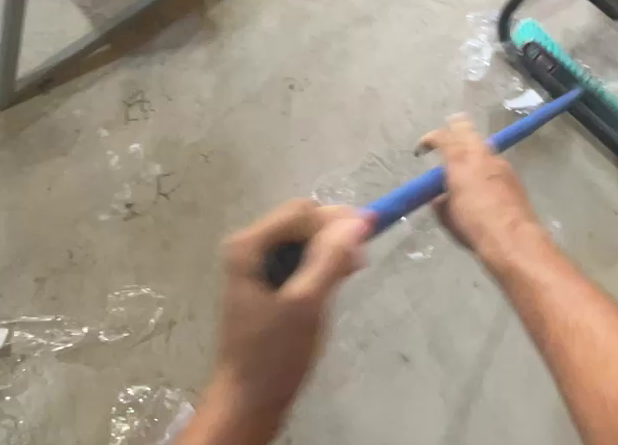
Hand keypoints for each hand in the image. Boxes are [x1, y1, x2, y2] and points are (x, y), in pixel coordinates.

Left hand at [207, 199, 368, 429]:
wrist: (247, 403)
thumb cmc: (274, 354)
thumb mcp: (306, 305)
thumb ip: (330, 259)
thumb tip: (359, 220)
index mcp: (250, 245)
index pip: (301, 213)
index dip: (335, 218)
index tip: (370, 233)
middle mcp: (249, 246)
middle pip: (300, 222)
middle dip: (333, 233)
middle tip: (362, 257)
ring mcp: (256, 264)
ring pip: (302, 240)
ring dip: (329, 249)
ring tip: (353, 270)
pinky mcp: (265, 282)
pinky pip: (298, 258)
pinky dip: (320, 264)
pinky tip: (337, 279)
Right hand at [418, 114, 545, 266]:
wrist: (514, 239)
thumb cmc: (474, 228)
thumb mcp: (448, 218)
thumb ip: (441, 202)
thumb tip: (439, 198)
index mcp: (458, 162)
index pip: (441, 137)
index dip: (429, 139)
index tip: (422, 149)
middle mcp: (480, 155)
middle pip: (466, 128)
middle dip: (454, 128)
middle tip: (448, 133)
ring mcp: (500, 162)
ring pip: (483, 143)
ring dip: (473, 146)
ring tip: (467, 160)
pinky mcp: (514, 174)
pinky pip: (496, 160)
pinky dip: (487, 164)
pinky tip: (486, 179)